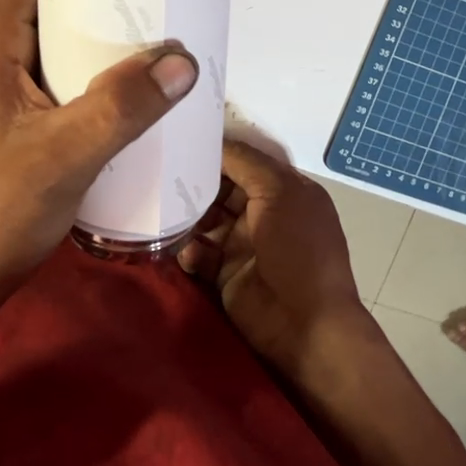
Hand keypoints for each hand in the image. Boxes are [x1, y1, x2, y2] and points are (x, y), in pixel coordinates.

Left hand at [0, 0, 198, 294]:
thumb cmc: (1, 208)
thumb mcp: (67, 155)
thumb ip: (122, 107)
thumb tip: (182, 61)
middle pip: (45, 3)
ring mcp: (11, 92)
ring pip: (55, 41)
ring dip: (97, 33)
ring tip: (152, 29)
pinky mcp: (25, 121)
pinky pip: (63, 76)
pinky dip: (95, 69)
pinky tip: (133, 84)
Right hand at [181, 140, 366, 378]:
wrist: (305, 327)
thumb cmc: (298, 250)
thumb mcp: (280, 191)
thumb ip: (244, 161)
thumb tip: (211, 139)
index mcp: (285, 191)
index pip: (243, 162)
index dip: (215, 152)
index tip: (180, 140)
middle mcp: (264, 214)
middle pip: (220, 189)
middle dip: (194, 183)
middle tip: (160, 175)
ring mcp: (244, 246)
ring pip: (205, 220)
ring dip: (185, 216)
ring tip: (162, 211)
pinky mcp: (225, 275)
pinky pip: (198, 254)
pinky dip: (188, 250)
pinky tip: (185, 252)